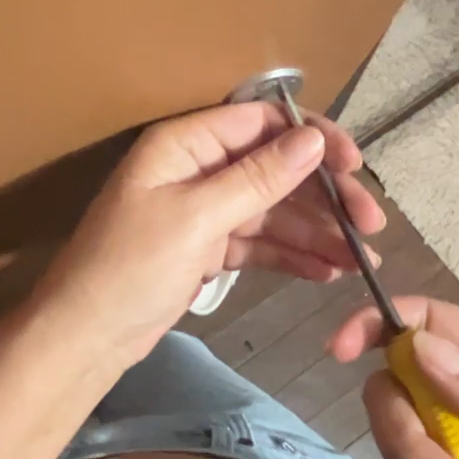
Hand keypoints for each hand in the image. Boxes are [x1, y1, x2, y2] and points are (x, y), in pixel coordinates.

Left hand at [35, 102, 383, 364]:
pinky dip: (289, 256)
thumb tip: (312, 140)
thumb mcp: (196, 218)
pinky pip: (257, 243)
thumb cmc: (130, 266)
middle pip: (272, 169)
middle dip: (322, 195)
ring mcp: (201, 212)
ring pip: (271, 211)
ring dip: (315, 232)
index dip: (312, 139)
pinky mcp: (205, 250)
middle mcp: (195, 169)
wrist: (87, 334)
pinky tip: (327, 273)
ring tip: (361, 259)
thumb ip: (256, 179)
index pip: (260, 123)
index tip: (355, 165)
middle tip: (371, 224)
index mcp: (184, 144)